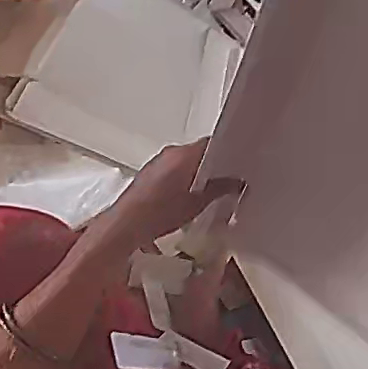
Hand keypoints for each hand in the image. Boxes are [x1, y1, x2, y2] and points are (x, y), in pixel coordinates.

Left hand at [99, 139, 243, 251]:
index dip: (229, 151)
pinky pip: (175, 170)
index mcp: (183, 154)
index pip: (213, 143)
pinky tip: (192, 197)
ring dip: (200, 172)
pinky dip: (186, 179)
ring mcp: (158, 163)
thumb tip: (237, 183)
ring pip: (187, 161)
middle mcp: (170, 153)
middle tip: (231, 179)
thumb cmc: (158, 213)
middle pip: (200, 152)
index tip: (240, 162)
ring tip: (213, 191)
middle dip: (216, 165)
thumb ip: (221, 189)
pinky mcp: (151, 175)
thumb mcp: (198, 203)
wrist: (126, 226)